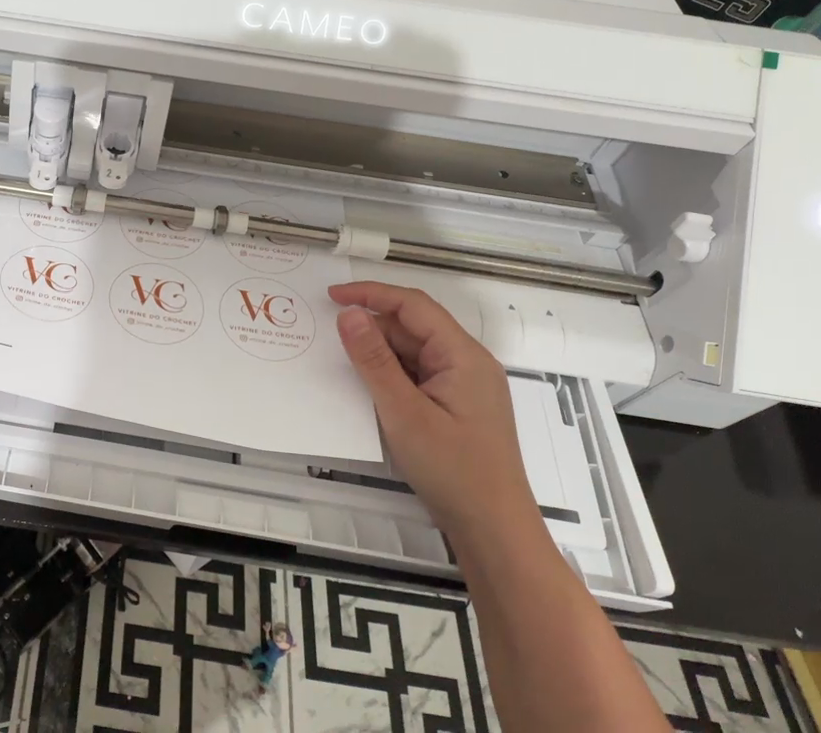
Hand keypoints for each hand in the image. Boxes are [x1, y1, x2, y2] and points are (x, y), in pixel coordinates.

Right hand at [328, 281, 543, 552]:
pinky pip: (418, 375)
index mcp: (463, 356)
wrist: (493, 528)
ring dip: (379, 353)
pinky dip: (390, 375)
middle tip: (327, 333)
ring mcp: (464, 386)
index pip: (413, 305)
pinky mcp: (456, 406)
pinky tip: (367, 388)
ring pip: (413, 352)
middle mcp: (467, 363)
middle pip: (413, 328)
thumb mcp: (404, 413)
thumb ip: (374, 360)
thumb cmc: (453, 470)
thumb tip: (349, 314)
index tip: (332, 295)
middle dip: (371, 325)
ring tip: (341, 361)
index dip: (371, 293)